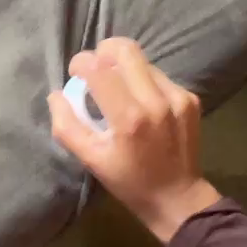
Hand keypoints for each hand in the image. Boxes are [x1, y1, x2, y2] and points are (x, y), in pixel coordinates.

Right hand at [48, 38, 219, 242]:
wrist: (178, 197)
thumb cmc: (129, 181)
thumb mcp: (91, 159)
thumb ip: (67, 125)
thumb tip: (56, 94)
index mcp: (129, 118)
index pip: (98, 68)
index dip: (81, 63)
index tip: (76, 72)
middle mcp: (156, 100)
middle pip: (125, 48)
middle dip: (104, 51)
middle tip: (96, 69)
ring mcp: (177, 97)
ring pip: (143, 61)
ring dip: (124, 68)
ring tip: (119, 90)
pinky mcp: (190, 98)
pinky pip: (159, 76)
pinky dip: (144, 81)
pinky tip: (141, 103)